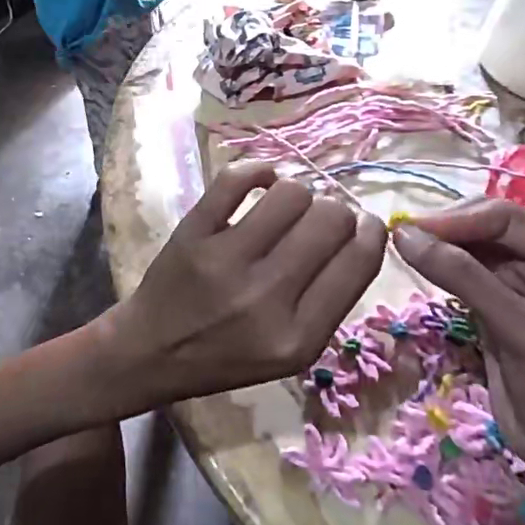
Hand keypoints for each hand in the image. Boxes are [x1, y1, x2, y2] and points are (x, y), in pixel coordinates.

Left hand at [104, 163, 385, 403]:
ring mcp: (225, 262)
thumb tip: (362, 231)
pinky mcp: (192, 233)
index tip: (367, 224)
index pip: (358, 262)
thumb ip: (329, 299)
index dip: (372, 233)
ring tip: (288, 207)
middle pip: (330, 219)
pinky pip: (237, 179)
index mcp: (298, 337)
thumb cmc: (229, 355)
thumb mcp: (292, 352)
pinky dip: (259, 170)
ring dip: (300, 193)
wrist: (152, 351)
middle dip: (337, 211)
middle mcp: (265, 299)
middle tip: (323, 218)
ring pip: (291, 193)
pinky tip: (262, 183)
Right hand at [393, 200, 524, 524]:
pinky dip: (445, 276)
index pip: (510, 221)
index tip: (408, 228)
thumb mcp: (522, 334)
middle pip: (492, 233)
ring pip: (477, 255)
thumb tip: (403, 233)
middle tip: (399, 238)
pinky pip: (471, 282)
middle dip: (447, 232)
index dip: (457, 220)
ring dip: (442, 252)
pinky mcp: (508, 315)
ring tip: (402, 249)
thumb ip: (464, 278)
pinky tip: (420, 268)